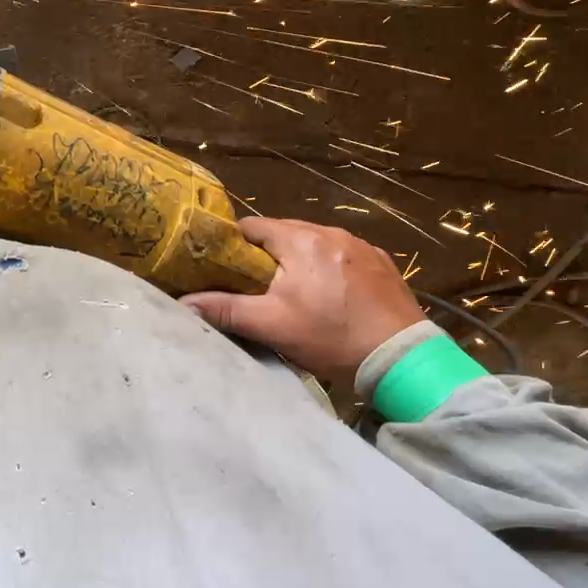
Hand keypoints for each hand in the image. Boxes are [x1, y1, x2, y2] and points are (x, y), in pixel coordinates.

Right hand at [179, 217, 423, 381]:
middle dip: (268, 253)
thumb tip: (182, 304)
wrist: (405, 361)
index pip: (252, 226)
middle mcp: (330, 232)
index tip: (230, 268)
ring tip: (297, 292)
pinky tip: (333, 296)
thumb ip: (225, 309)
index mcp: (299, 240)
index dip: (236, 244)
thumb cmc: (331, 337)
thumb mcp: (271, 325)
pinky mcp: (383, 263)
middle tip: (259, 285)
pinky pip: (343, 255)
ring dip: (301, 260)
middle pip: (284, 232)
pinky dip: (331, 268)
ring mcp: (361, 246)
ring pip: (315, 243)